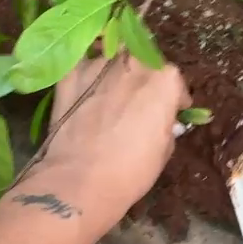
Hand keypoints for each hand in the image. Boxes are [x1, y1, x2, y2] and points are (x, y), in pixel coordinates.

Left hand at [26, 55, 189, 222]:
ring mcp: (98, 66)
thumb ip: (166, 124)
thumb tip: (161, 119)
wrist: (81, 181)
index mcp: (164, 80)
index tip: (170, 111)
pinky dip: (85, 76)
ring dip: (114, 76)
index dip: (172, 98)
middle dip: (143, 81)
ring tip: (108, 99)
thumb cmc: (131, 171)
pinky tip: (84, 91)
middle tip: (137, 104)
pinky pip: (81, 67)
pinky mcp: (69, 75)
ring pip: (112, 62)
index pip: (173, 80)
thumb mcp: (164, 151)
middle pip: (142, 64)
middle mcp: (133, 64)